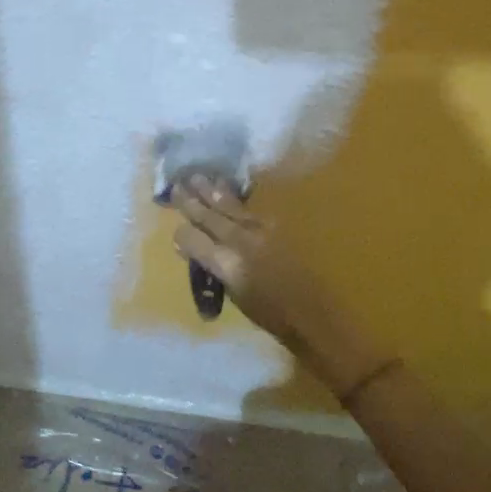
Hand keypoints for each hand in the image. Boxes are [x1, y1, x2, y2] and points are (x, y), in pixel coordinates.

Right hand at [170, 177, 391, 396]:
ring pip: (231, 206)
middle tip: (177, 184)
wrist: (314, 313)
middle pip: (211, 216)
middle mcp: (242, 241)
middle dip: (192, 202)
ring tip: (198, 177)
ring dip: (212, 192)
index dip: (182, 234)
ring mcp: (262, 229)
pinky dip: (235, 198)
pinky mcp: (278, 226)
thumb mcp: (235, 295)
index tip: (176, 231)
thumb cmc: (271, 314)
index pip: (194, 240)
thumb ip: (214, 268)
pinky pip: (250, 208)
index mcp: (227, 264)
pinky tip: (227, 189)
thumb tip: (193, 250)